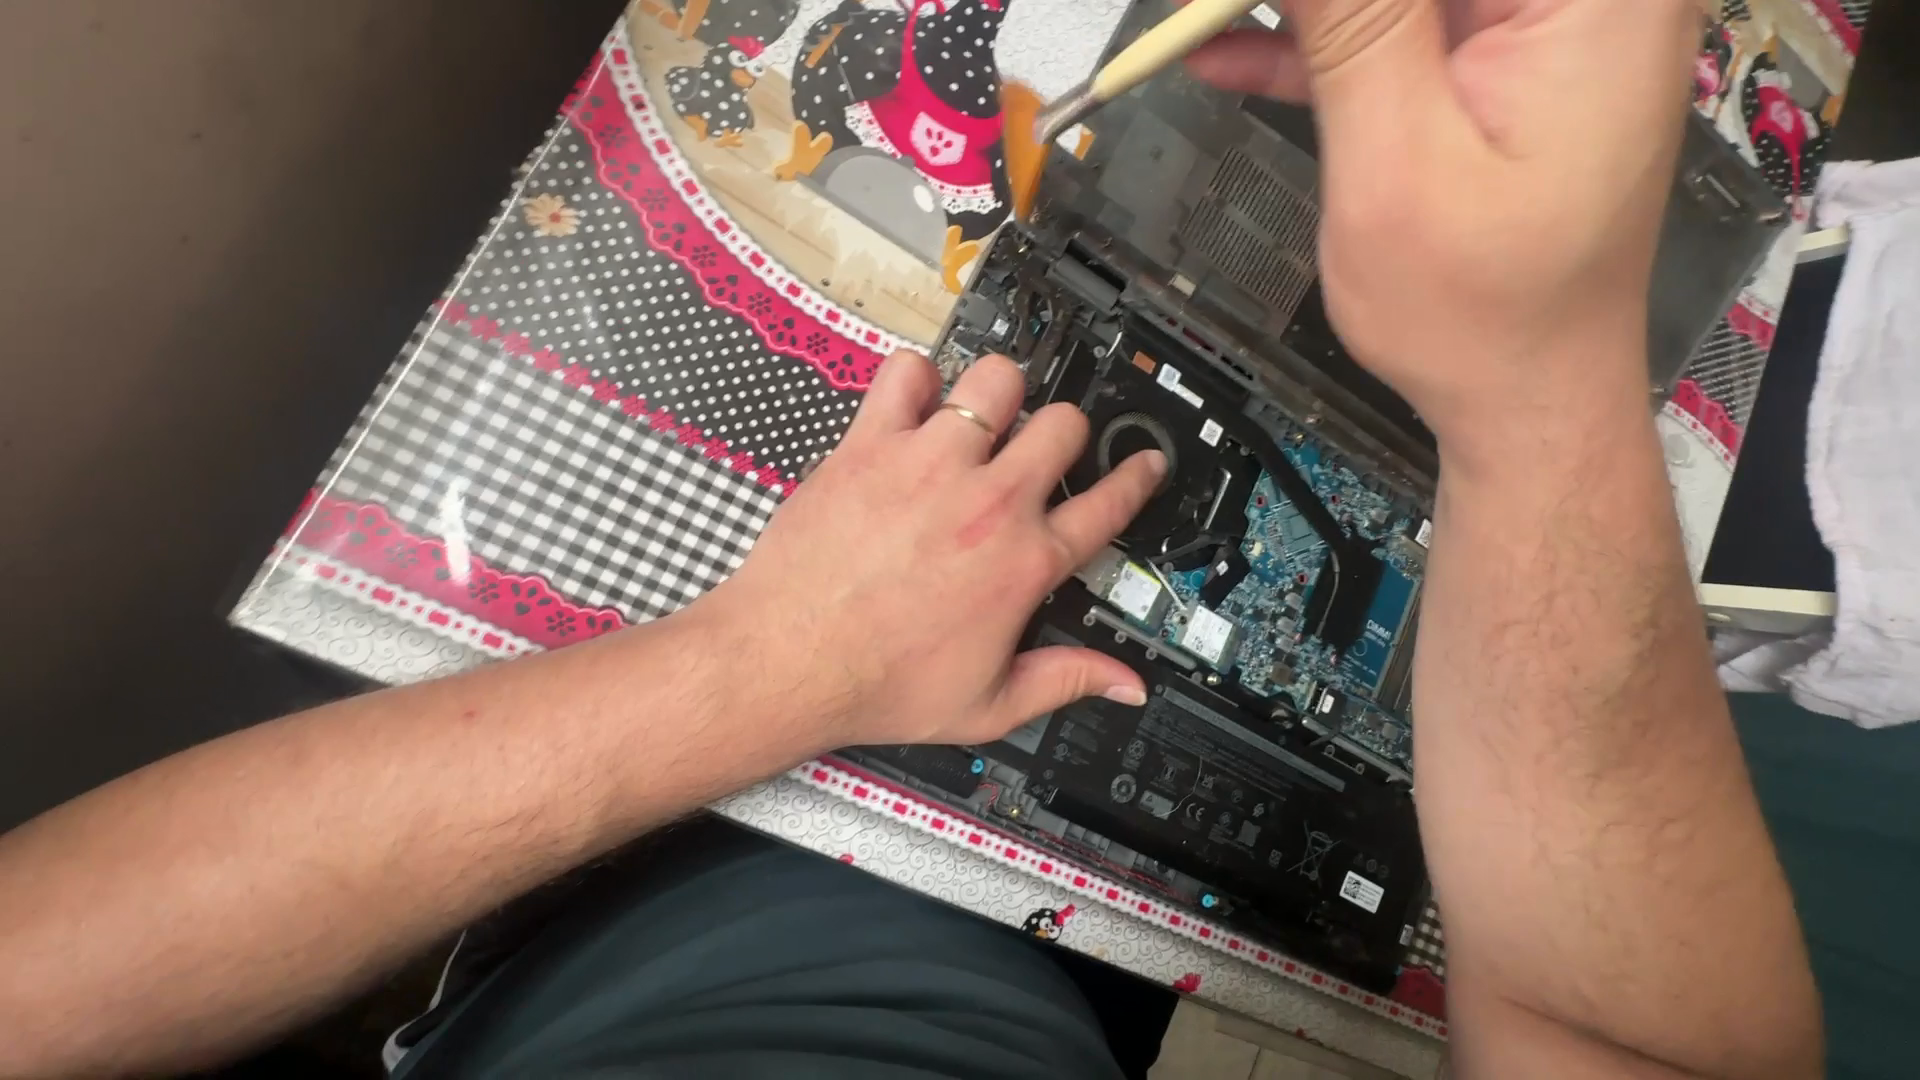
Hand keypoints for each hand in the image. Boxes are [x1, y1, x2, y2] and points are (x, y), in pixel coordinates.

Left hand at [696, 351, 1166, 750]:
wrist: (786, 661)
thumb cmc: (881, 684)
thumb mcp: (988, 705)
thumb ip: (1065, 682)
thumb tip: (1126, 683)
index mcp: (1023, 561)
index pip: (1108, 505)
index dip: (1135, 478)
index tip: (1141, 464)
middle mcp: (988, 503)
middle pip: (1063, 425)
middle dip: (1064, 430)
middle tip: (1042, 448)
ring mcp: (930, 465)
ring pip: (998, 381)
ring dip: (1000, 393)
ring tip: (984, 417)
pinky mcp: (872, 445)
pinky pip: (907, 373)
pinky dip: (915, 379)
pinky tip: (912, 406)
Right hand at [1189, 0, 1699, 462]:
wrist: (1516, 389)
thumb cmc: (1470, 310)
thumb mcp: (1393, 162)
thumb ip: (1352, 26)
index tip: (1218, 0)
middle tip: (1200, 10)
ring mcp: (1531, 29)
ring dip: (1293, 9)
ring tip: (1193, 21)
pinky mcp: (1485, 73)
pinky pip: (1388, 36)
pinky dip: (1309, 50)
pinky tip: (1229, 54)